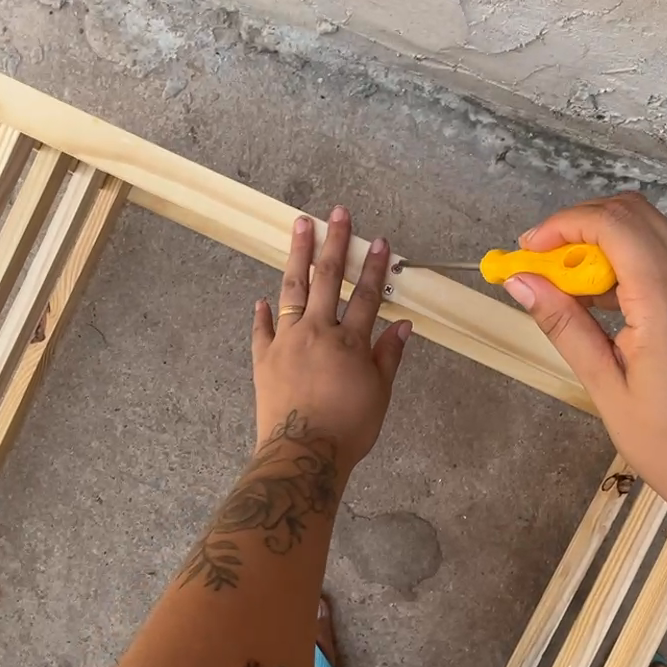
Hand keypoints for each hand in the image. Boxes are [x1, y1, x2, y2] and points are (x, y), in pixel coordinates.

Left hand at [250, 206, 410, 470]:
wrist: (302, 453)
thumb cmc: (348, 428)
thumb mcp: (380, 393)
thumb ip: (389, 356)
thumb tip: (404, 325)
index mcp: (349, 341)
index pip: (366, 294)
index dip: (375, 267)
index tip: (380, 241)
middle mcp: (316, 331)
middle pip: (327, 278)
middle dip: (334, 243)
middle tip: (336, 213)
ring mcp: (286, 341)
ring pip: (292, 289)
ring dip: (297, 255)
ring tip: (298, 226)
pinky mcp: (263, 358)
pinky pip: (262, 329)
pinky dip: (263, 314)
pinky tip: (262, 299)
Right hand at [503, 193, 666, 523]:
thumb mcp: (606, 388)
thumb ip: (564, 325)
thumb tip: (520, 283)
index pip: (612, 224)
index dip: (561, 225)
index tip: (526, 253)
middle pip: (634, 213)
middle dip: (579, 225)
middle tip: (541, 263)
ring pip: (653, 232)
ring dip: (604, 243)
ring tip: (567, 287)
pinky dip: (630, 262)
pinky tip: (604, 303)